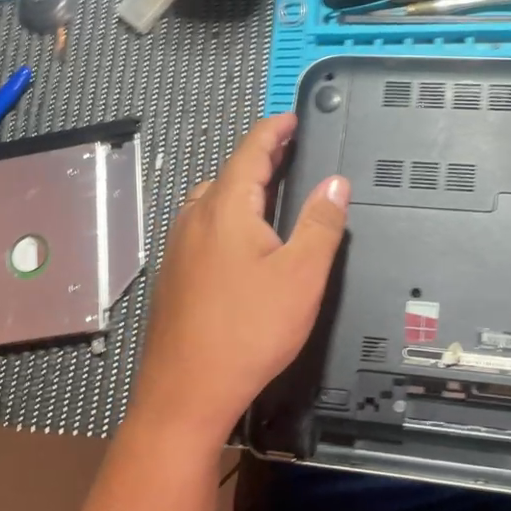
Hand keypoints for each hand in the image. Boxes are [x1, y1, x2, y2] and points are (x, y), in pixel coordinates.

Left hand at [129, 114, 348, 445]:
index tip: (292, 118)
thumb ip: (321, 224)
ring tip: (270, 193)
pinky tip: (242, 243)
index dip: (274, 130)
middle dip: (260, 159)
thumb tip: (335, 181)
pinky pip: (203, 229)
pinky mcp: (174, 275)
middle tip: (291, 154)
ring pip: (211, 202)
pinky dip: (227, 218)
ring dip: (241, 189)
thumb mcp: (302, 276)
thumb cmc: (249, 332)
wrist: (186, 391)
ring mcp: (178, 248)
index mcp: (226, 209)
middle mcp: (194, 219)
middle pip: (228, 174)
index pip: (251, 151)